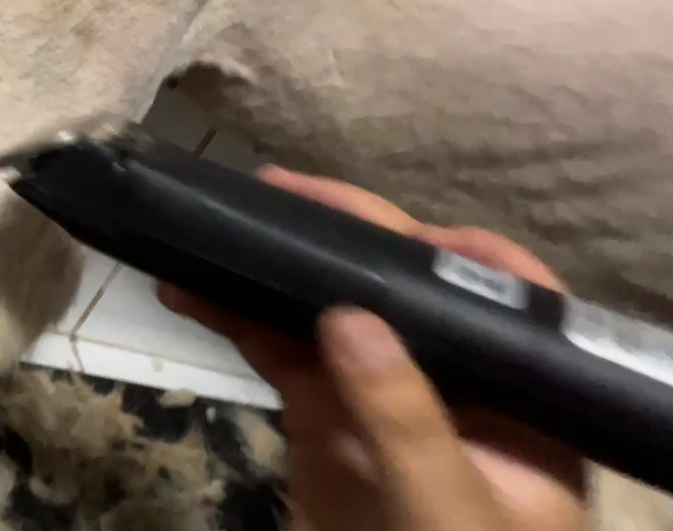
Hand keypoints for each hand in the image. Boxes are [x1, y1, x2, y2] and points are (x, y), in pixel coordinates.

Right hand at [160, 166, 585, 530]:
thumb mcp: (441, 505)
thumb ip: (403, 417)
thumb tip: (349, 313)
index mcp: (507, 398)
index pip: (505, 306)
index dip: (462, 253)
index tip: (395, 223)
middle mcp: (439, 380)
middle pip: (390, 288)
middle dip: (331, 235)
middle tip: (270, 190)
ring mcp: (369, 391)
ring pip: (313, 309)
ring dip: (256, 271)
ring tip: (202, 236)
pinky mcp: (313, 407)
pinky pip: (267, 346)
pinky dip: (223, 314)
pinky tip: (182, 293)